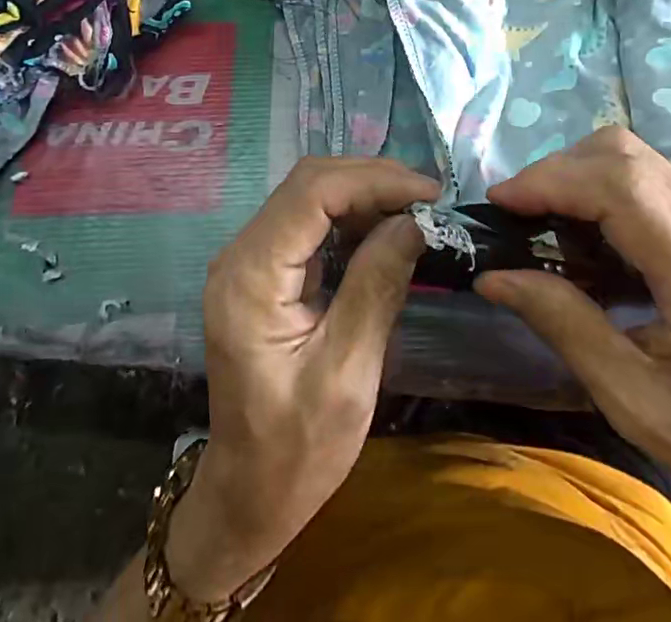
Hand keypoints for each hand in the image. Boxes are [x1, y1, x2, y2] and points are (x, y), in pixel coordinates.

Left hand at [166, 158, 439, 600]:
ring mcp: (247, 263)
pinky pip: (306, 227)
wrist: (250, 489)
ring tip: (418, 211)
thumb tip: (414, 221)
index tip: (431, 194)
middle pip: (306, 186)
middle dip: (371, 181)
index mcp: (250, 277)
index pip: (310, 194)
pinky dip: (349, 220)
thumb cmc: (298, 448)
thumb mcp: (348, 373)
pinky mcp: (262, 275)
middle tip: (431, 200)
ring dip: (363, 196)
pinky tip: (386, 232)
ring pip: (307, 199)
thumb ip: (376, 287)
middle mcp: (239, 256)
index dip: (374, 181)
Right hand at [475, 127, 670, 527]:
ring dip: (580, 177)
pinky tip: (593, 237)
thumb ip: (563, 323)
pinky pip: (658, 181)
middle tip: (517, 213)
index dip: (552, 180)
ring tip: (546, 223)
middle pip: (627, 155)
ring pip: (640, 159)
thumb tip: (493, 275)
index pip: (622, 186)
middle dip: (557, 171)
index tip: (500, 202)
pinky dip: (608, 190)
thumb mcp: (630, 397)